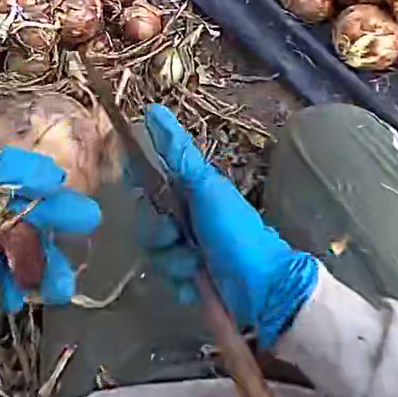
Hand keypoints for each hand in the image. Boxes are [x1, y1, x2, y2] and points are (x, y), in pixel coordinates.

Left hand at [0, 148, 100, 396]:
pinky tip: (31, 296)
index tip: (55, 180)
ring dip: (39, 253)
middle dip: (44, 209)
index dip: (14, 170)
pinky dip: (22, 274)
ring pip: (8, 229)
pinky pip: (2, 257)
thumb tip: (2, 241)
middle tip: (86, 219)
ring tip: (65, 285)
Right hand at [141, 105, 318, 346]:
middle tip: (177, 236)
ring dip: (171, 261)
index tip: (135, 186)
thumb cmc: (235, 229)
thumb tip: (153, 109)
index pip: (148, 178)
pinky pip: (165, 279)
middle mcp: (186, 214)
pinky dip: (179, 282)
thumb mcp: (205, 186)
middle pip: (145, 219)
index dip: (138, 182)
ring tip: (195, 265)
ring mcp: (187, 247)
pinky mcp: (189, 277)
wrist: (261, 286)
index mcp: (190, 188)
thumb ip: (177, 152)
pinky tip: (196, 284)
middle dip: (157, 232)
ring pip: (152, 251)